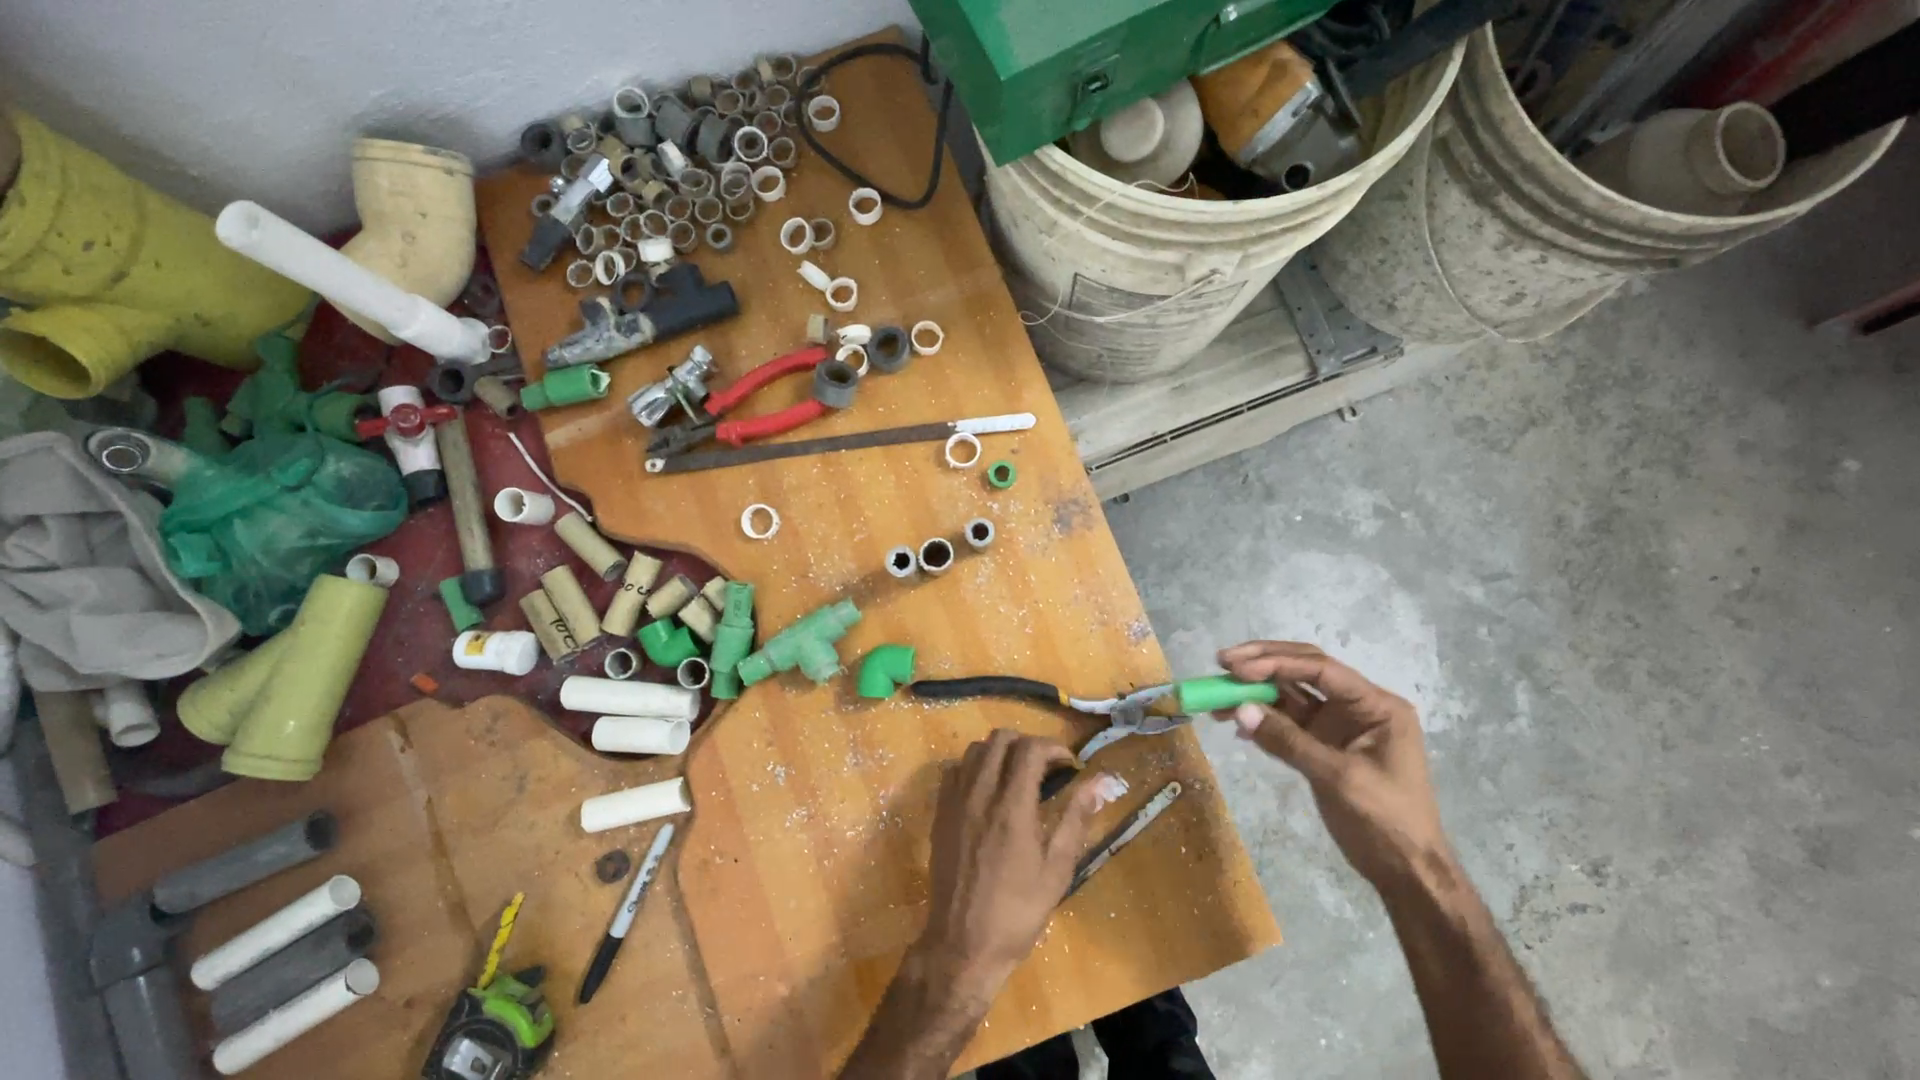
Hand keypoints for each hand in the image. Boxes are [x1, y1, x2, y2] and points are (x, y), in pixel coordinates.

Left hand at [914, 730, 1115, 1002]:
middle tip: (1046, 769)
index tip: (1069, 767)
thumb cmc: (1017, 912)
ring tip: (1018, 777)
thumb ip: (1077, 817)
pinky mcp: (939, 814)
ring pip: (974, 750)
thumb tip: (1102, 780)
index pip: (1029, 749)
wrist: (962, 943)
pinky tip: (988, 791)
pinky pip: (954, 771)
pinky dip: (974, 767)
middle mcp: (979, 794)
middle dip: (1027, 744)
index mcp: (1012, 807)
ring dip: (1000, 753)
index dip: (1054, 748)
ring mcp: (954, 802)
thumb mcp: (1057, 869)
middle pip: (999, 738)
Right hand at [1215, 641, 1452, 889]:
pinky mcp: (1323, 747)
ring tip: (1217, 698)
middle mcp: (1357, 707)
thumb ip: (1288, 741)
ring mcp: (1339, 726)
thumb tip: (1239, 710)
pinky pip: (1288, 723)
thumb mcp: (1337, 778)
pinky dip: (1262, 721)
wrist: (1406, 871)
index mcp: (1376, 705)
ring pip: (1291, 697)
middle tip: (1221, 663)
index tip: (1234, 667)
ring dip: (1255, 693)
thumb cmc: (1384, 820)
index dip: (1275, 662)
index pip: (1320, 669)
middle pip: (1304, 672)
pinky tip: (1236, 724)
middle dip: (1262, 666)